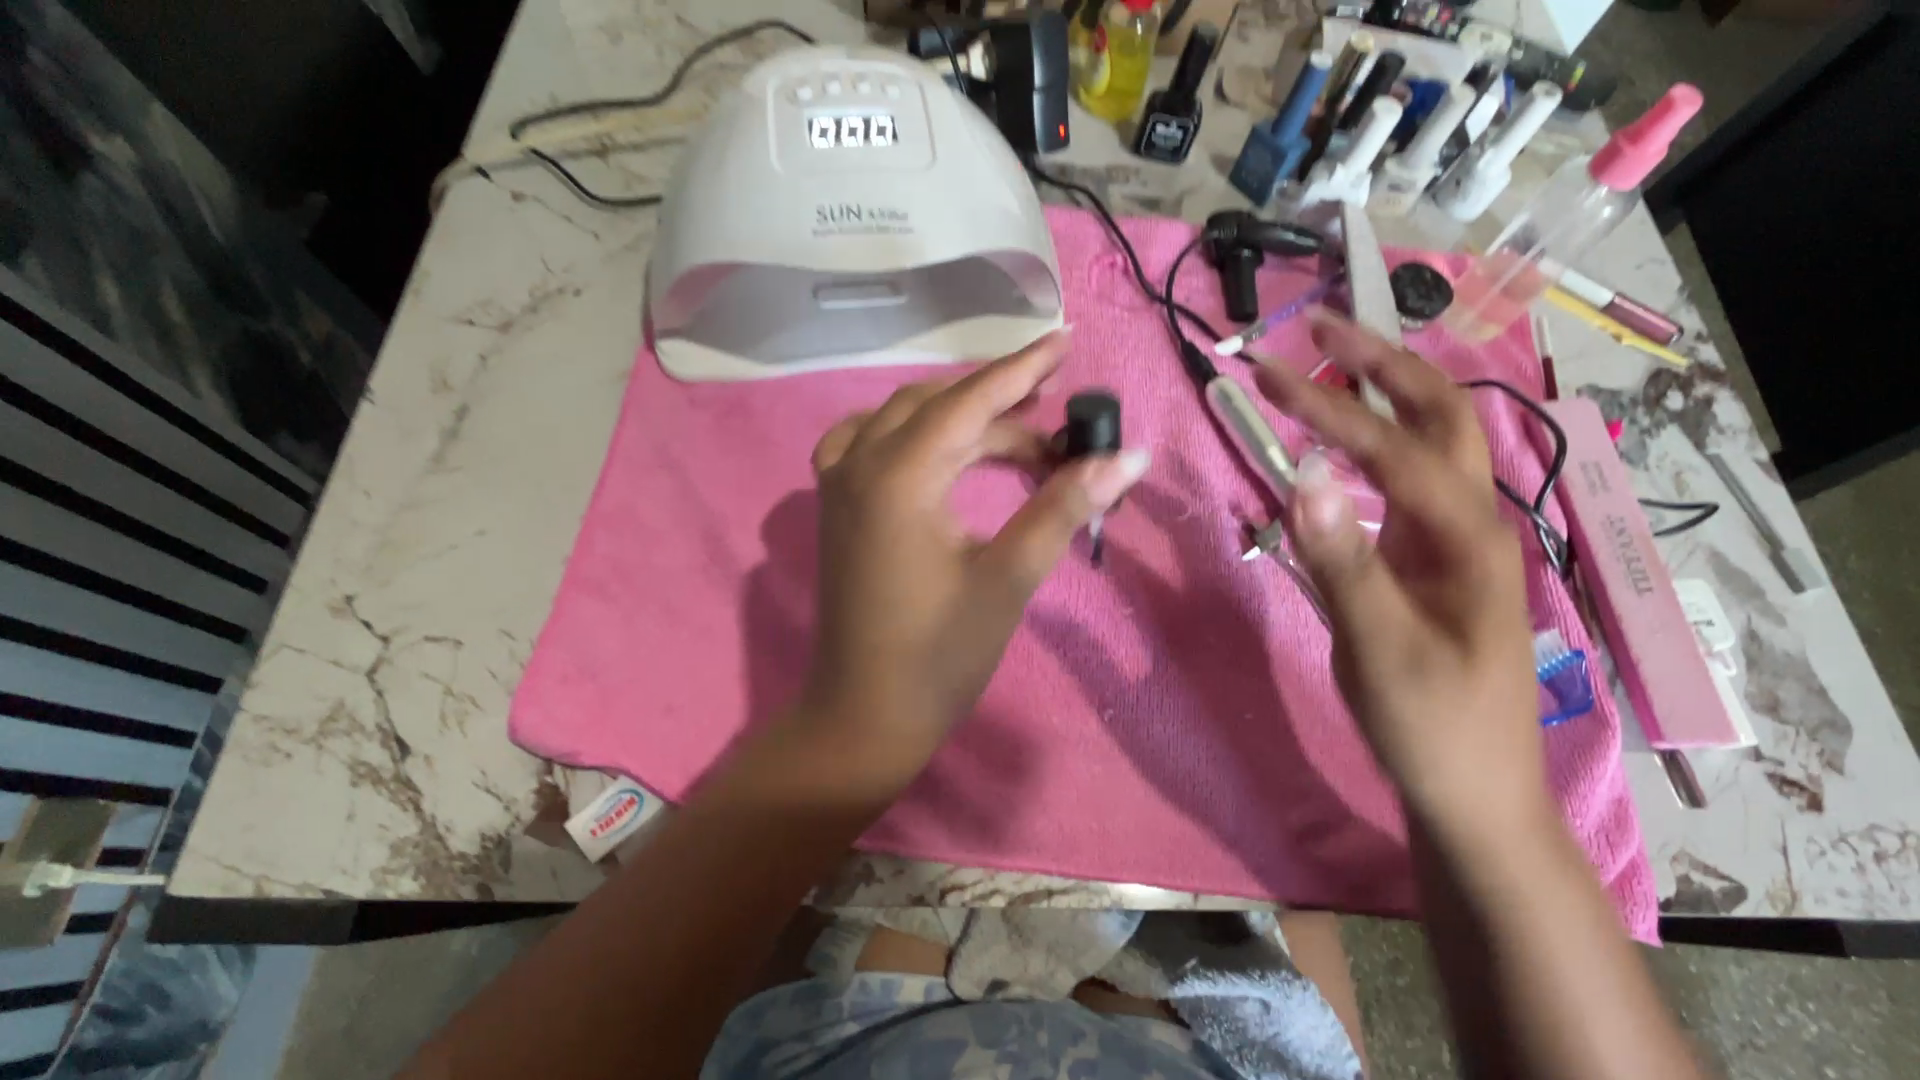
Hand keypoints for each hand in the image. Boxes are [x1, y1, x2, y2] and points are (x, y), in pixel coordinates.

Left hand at [805, 331, 1148, 765]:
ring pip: (904, 421)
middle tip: (1060, 425)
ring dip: (961, 420)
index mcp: (901, 476)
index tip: (1065, 340)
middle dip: (1002, 406)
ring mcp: (839, 484)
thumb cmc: (941, 653)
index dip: (1022, 369)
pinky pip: (868, 442)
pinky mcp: (836, 507)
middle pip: (941, 409)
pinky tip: (938, 452)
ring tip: (1018, 439)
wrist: (865, 714)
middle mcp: (861, 464)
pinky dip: (911, 434)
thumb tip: (1128, 457)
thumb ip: (1064, 507)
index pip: (970, 401)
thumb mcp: (1009, 577)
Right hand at [1254, 315, 1546, 827]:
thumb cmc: (1430, 723)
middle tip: (1318, 328)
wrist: (1474, 790)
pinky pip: (1410, 481)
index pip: (1392, 448)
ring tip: (1329, 363)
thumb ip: (1341, 559)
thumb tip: (1300, 475)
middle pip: (1441, 415)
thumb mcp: (1379, 649)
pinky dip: (1377, 442)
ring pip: (1433, 443)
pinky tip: (1342, 445)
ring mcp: (1459, 541)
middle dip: (1382, 363)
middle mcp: (1473, 522)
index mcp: (1468, 538)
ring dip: (1386, 392)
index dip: (1328, 407)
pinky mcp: (1438, 562)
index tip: (1265, 372)